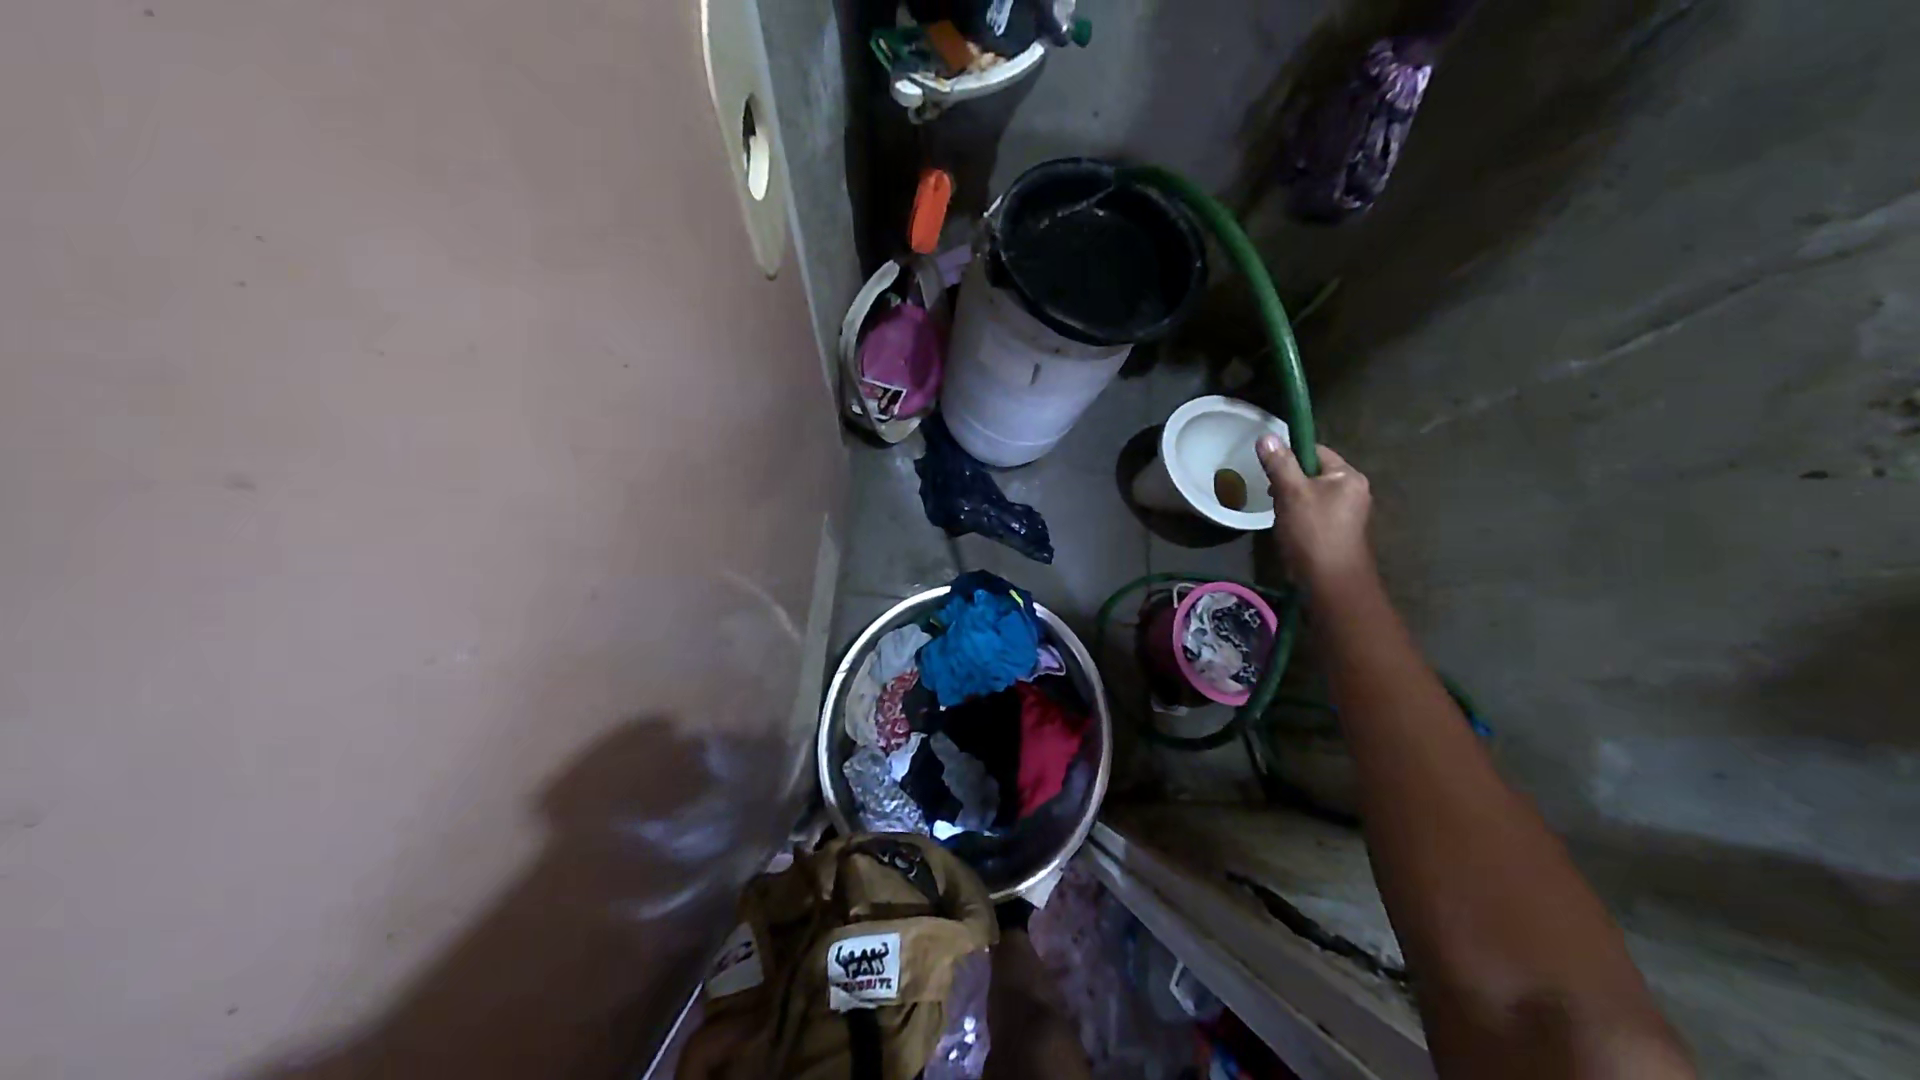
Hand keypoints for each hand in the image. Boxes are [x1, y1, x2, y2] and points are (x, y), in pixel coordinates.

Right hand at [1256, 435, 1374, 589]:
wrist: (1330, 582)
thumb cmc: (1313, 533)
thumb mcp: (1291, 493)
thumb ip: (1279, 464)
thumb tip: (1266, 436)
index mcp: (1348, 476)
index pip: (1316, 451)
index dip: (1291, 457)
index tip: (1271, 472)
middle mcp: (1354, 491)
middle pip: (1313, 474)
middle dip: (1289, 483)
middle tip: (1272, 496)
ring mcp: (1349, 514)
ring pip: (1312, 496)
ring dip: (1292, 502)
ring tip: (1279, 515)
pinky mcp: (1340, 532)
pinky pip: (1316, 514)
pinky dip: (1300, 518)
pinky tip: (1289, 530)